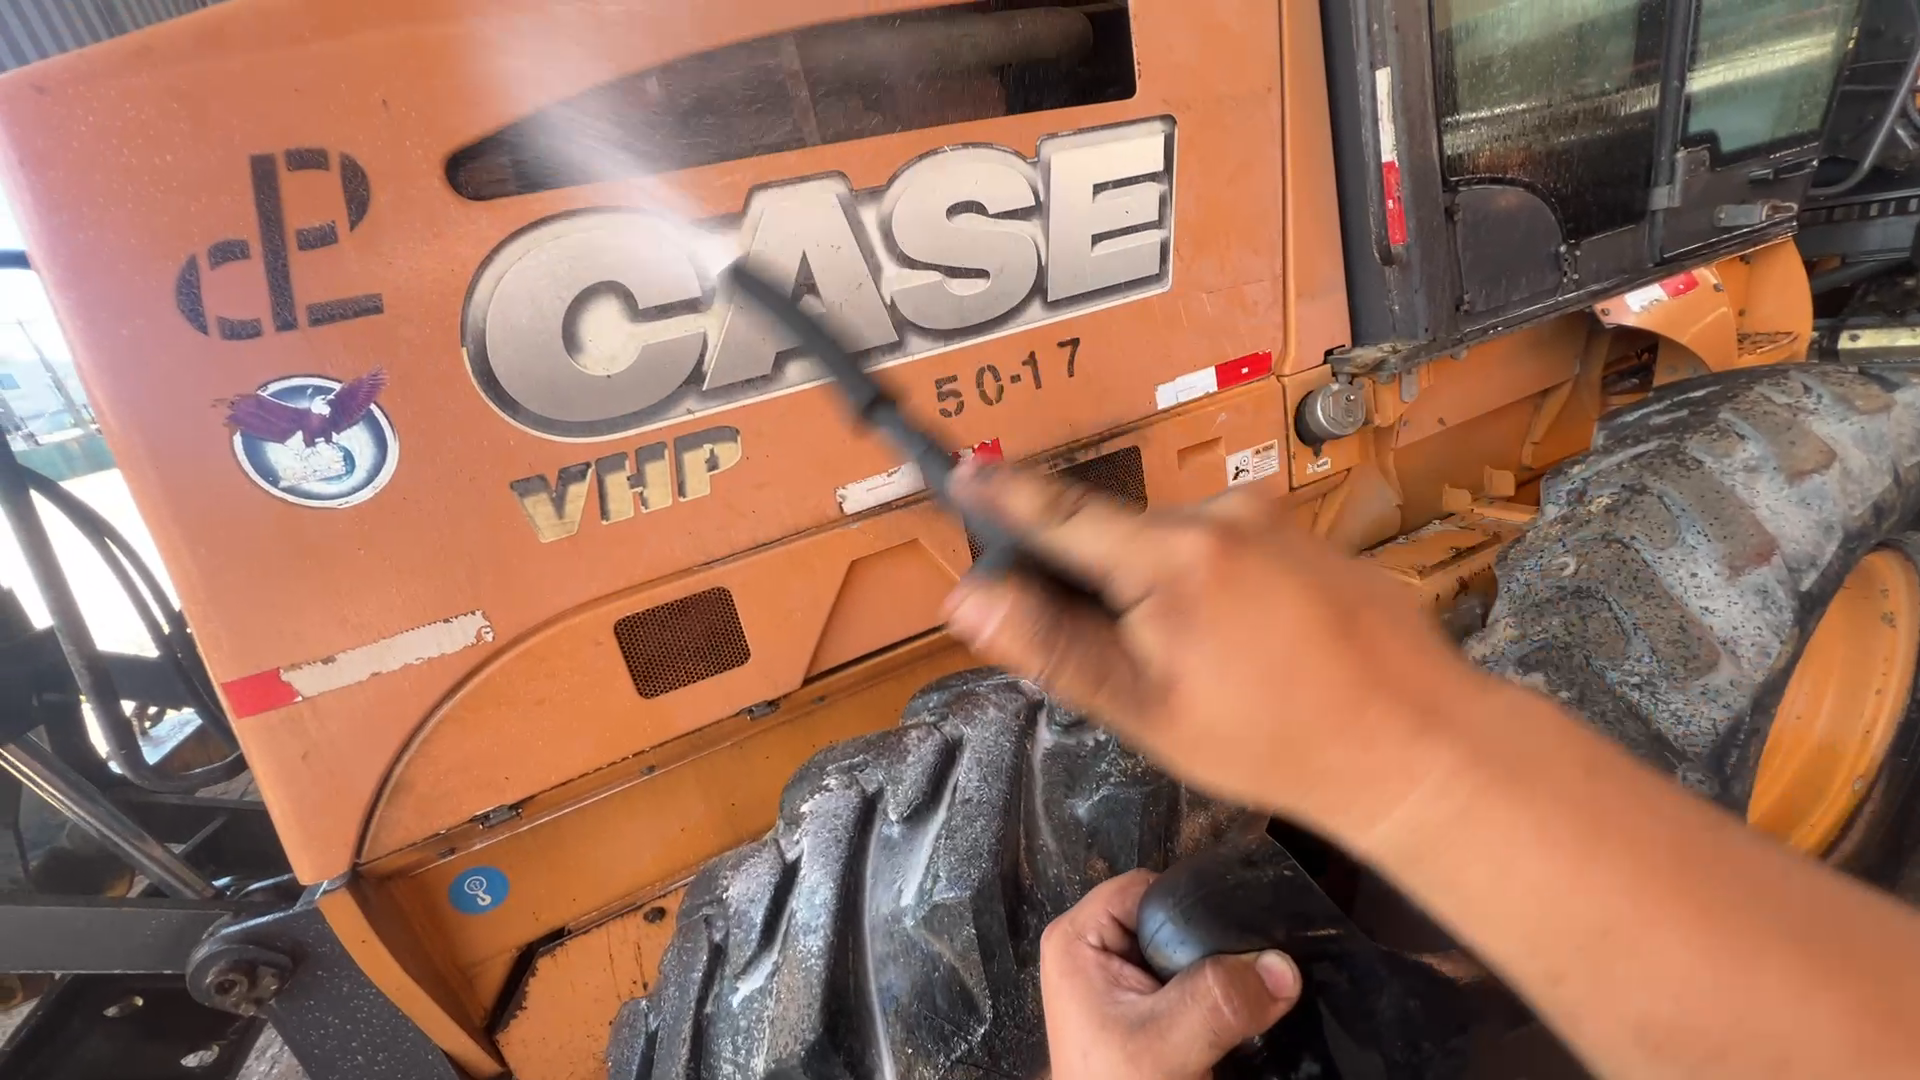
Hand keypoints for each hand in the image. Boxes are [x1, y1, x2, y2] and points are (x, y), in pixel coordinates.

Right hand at [942, 463, 1499, 837]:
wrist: (1418, 744)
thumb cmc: (1267, 740)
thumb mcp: (1144, 708)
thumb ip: (1054, 647)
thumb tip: (969, 601)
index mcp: (1171, 556)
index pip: (1063, 514)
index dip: (1006, 494)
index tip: (964, 469)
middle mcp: (1218, 516)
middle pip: (1119, 534)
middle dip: (1097, 579)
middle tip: (1116, 653)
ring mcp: (1268, 520)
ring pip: (1171, 543)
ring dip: (1153, 585)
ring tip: (1191, 659)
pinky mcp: (1301, 534)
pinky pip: (1221, 547)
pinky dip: (1202, 582)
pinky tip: (1238, 640)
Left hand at [1042, 869, 1300, 1079]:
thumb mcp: (1165, 1046)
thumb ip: (1217, 1002)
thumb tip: (1281, 965)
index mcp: (1078, 936)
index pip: (1143, 888)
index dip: (1191, 904)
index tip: (1242, 931)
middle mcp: (1093, 946)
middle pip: (1165, 916)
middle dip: (1208, 940)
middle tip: (1256, 963)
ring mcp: (1117, 977)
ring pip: (1180, 950)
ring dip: (1215, 971)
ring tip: (1254, 986)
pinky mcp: (1140, 1006)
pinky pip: (1185, 981)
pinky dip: (1212, 995)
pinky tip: (1241, 1008)